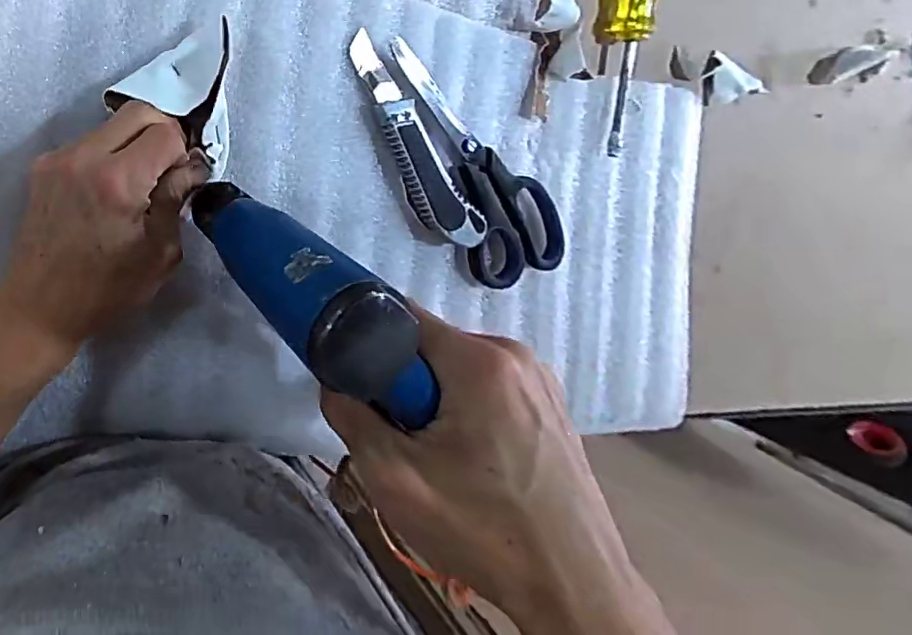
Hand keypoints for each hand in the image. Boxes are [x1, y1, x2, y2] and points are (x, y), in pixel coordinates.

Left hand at [0, 101, 208, 354]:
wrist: (38, 307)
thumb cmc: (105, 289)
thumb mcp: (159, 252)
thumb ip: (176, 198)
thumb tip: (190, 166)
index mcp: (117, 181)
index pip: (166, 132)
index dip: (182, 152)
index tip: (181, 178)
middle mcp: (85, 157)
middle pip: (139, 111)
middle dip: (163, 132)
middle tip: (167, 167)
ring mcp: (59, 157)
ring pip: (113, 123)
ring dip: (135, 141)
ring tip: (138, 181)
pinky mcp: (44, 165)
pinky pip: (90, 141)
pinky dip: (110, 153)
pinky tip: (109, 188)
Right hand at [320, 309, 671, 634]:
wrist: (577, 593)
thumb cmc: (486, 533)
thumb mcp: (395, 479)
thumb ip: (351, 418)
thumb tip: (333, 384)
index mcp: (481, 360)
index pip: (403, 318)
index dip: (371, 346)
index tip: (364, 389)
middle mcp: (514, 354)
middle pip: (431, 347)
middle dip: (406, 385)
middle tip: (404, 441)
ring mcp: (539, 378)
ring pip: (458, 369)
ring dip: (437, 402)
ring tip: (440, 459)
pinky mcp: (551, 404)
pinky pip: (489, 387)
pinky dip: (470, 412)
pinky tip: (474, 463)